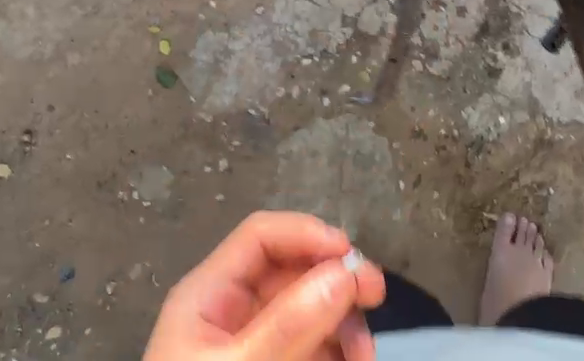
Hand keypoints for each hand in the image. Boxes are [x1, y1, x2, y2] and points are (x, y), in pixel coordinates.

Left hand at [144, 211, 386, 360]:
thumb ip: (289, 325)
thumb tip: (346, 273)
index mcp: (207, 297)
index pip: (262, 238)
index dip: (308, 234)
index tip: (350, 256)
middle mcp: (232, 312)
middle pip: (293, 270)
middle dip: (337, 280)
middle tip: (376, 295)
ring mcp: (253, 344)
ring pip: (311, 308)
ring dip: (345, 323)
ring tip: (364, 355)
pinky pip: (314, 345)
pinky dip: (338, 350)